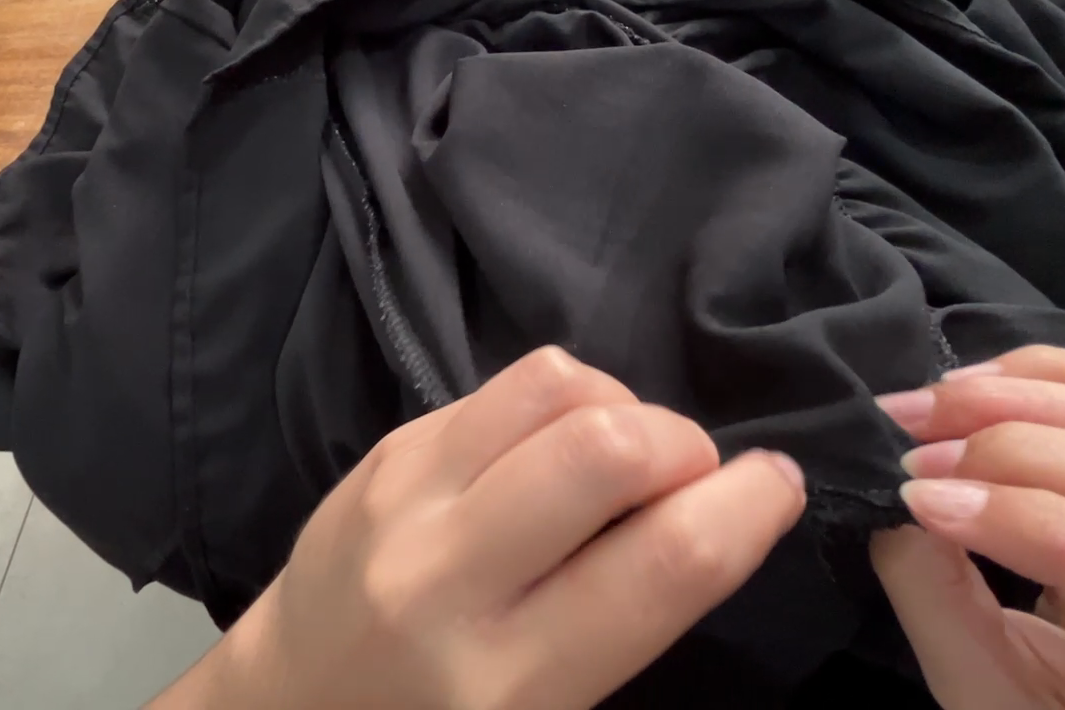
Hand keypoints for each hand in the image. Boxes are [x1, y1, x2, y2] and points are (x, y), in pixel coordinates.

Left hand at [149, 346, 805, 709]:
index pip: (658, 567)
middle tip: (689, 468)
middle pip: (602, 450)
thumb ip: (617, 613)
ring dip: (618, 400)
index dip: (745, 508)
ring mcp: (408, 490)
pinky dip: (558, 395)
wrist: (286, 696)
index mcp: (509, 679)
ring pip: (549, 385)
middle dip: (680, 441)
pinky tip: (555, 435)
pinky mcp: (389, 444)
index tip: (778, 481)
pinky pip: (499, 384)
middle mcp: (450, 572)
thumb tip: (703, 507)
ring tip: (620, 444)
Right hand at [871, 345, 1064, 708]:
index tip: (922, 503)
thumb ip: (946, 610)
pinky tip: (976, 380)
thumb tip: (898, 507)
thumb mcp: (993, 696)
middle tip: (916, 451)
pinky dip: (1057, 373)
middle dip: (1041, 458)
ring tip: (930, 406)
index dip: (1060, 538)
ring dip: (1036, 401)